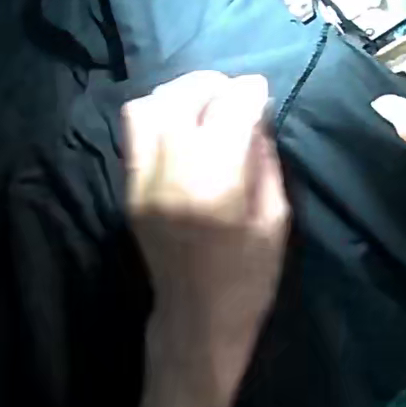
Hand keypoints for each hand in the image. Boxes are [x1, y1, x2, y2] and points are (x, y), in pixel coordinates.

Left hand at [122, 71, 290, 401]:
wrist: (194, 322)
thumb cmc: (248, 280)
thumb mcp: (276, 221)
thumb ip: (264, 160)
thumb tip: (256, 112)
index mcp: (217, 187)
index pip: (230, 111)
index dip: (249, 91)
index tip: (261, 90)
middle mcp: (172, 174)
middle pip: (185, 97)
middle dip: (215, 84)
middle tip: (235, 92)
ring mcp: (143, 179)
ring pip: (151, 105)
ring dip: (182, 92)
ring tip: (206, 101)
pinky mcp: (129, 186)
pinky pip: (135, 128)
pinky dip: (160, 111)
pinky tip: (182, 121)